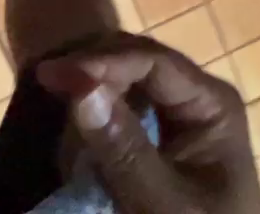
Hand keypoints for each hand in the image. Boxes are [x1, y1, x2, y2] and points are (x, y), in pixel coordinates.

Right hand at [36, 34, 259, 213]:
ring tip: (63, 122)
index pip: (153, 60)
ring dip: (90, 98)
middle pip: (135, 63)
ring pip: (123, 83)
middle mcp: (196, 96)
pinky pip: (121, 112)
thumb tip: (82, 86)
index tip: (51, 75)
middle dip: (93, 76)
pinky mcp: (159, 137)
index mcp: (211, 103)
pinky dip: (95, 123)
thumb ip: (124, 149)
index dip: (102, 62)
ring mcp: (178, 115)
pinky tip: (78, 141)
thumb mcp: (163, 205)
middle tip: (48, 90)